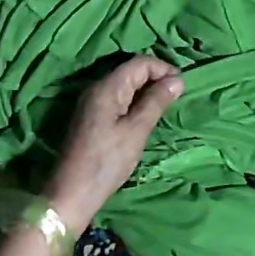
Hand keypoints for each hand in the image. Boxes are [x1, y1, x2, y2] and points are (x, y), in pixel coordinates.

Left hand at [42, 55, 183, 225]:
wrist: (72, 192)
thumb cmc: (107, 162)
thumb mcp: (136, 131)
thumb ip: (155, 102)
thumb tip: (177, 80)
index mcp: (106, 87)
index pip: (140, 63)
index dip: (163, 69)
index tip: (182, 87)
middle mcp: (96, 88)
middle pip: (130, 71)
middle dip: (156, 78)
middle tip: (176, 98)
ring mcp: (91, 103)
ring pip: (124, 85)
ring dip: (146, 91)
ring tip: (164, 108)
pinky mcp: (90, 117)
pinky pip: (116, 99)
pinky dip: (134, 102)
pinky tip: (144, 117)